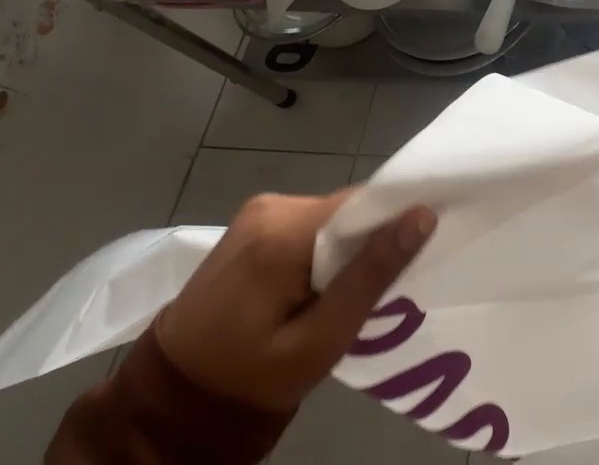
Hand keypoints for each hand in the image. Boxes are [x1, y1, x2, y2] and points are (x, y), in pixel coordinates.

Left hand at [156, 190, 435, 412]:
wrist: (175, 396)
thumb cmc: (254, 376)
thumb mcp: (322, 338)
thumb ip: (370, 275)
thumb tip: (423, 215)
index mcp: (283, 233)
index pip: (364, 203)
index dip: (396, 223)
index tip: (421, 251)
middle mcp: (270, 207)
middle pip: (348, 209)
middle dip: (371, 241)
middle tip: (384, 287)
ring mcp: (257, 213)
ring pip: (332, 217)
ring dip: (348, 247)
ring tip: (351, 292)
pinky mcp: (253, 224)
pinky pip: (310, 224)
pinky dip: (325, 249)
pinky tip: (323, 285)